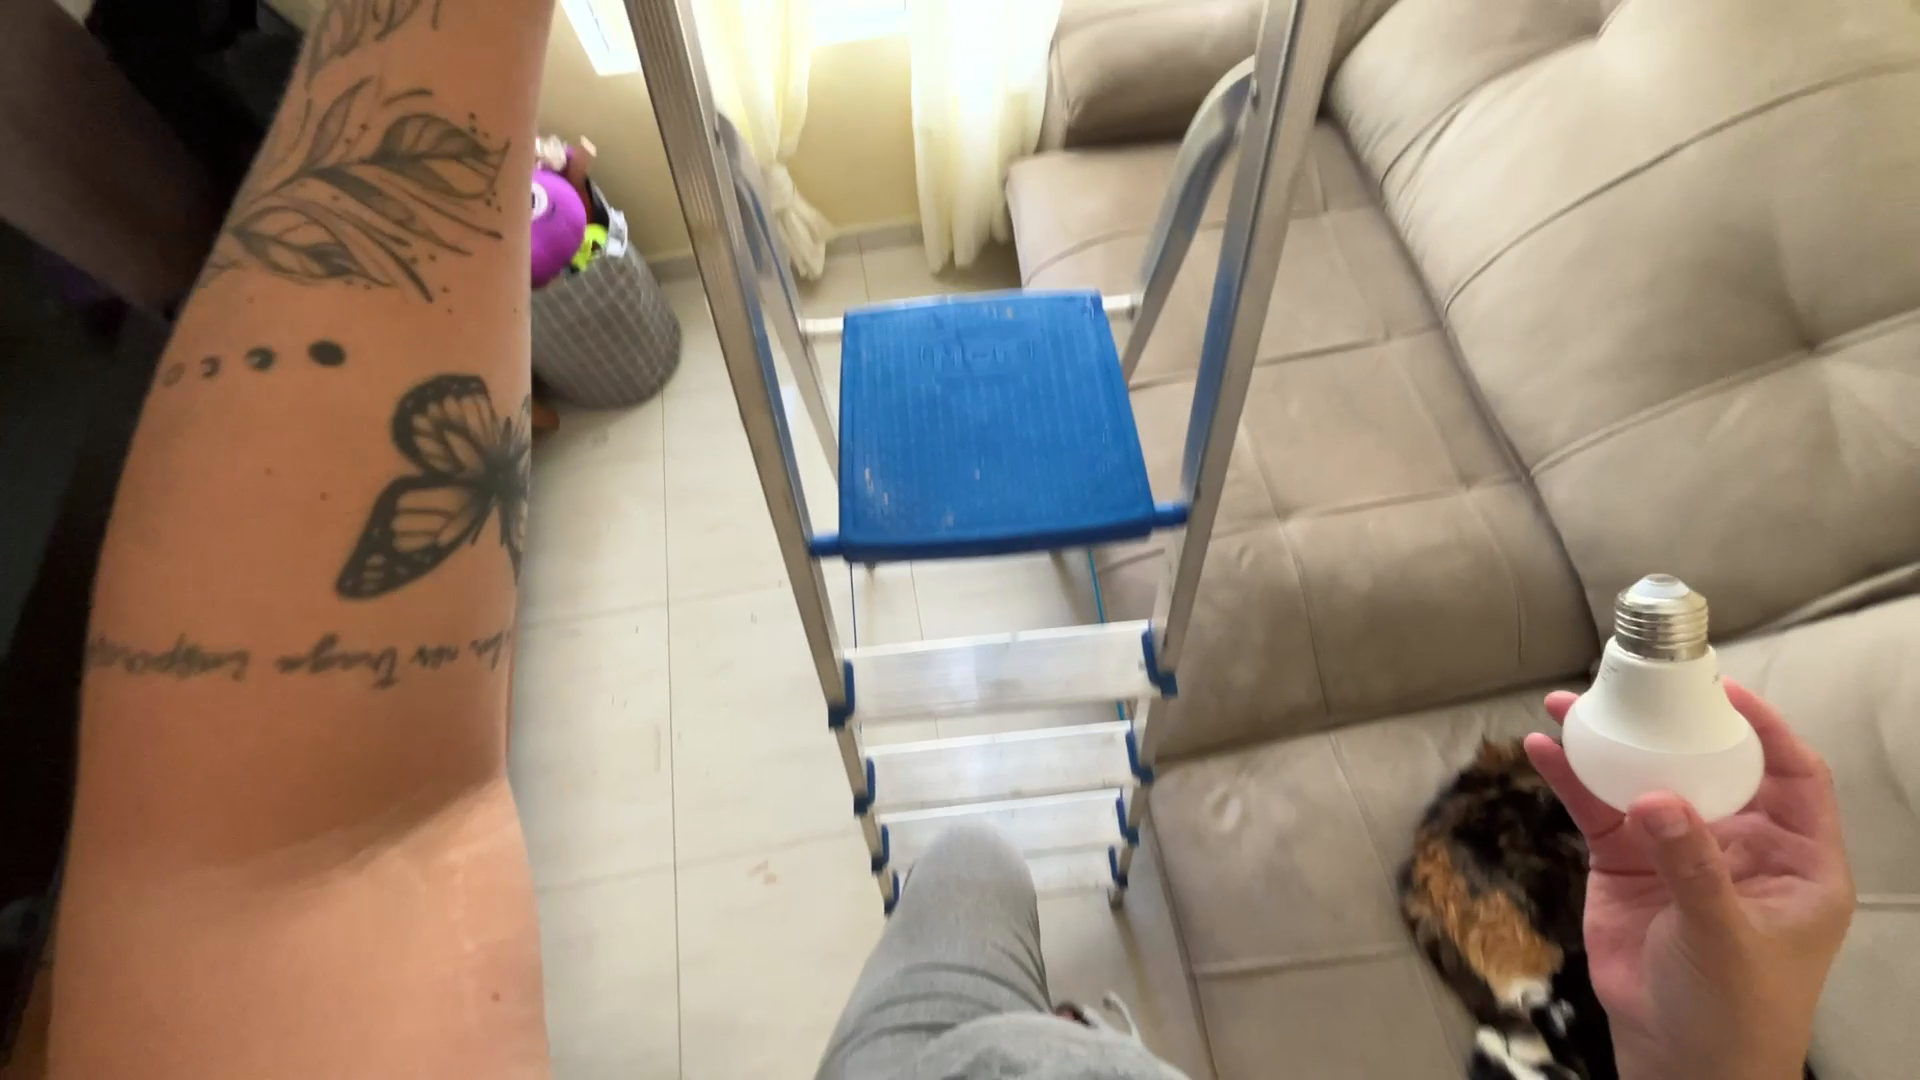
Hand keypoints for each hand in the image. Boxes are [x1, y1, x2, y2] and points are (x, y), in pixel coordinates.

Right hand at [1524, 681, 1853, 1079]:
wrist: (1676, 1047)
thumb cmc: (1736, 1004)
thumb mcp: (1726, 935)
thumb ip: (1693, 866)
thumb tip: (1654, 799)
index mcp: (1791, 859)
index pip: (1792, 779)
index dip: (1766, 732)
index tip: (1723, 693)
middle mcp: (1732, 842)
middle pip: (1702, 766)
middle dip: (1665, 726)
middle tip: (1629, 689)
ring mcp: (1670, 846)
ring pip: (1637, 778)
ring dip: (1603, 744)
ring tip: (1567, 708)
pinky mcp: (1620, 856)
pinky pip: (1592, 806)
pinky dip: (1566, 777)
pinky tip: (1542, 751)